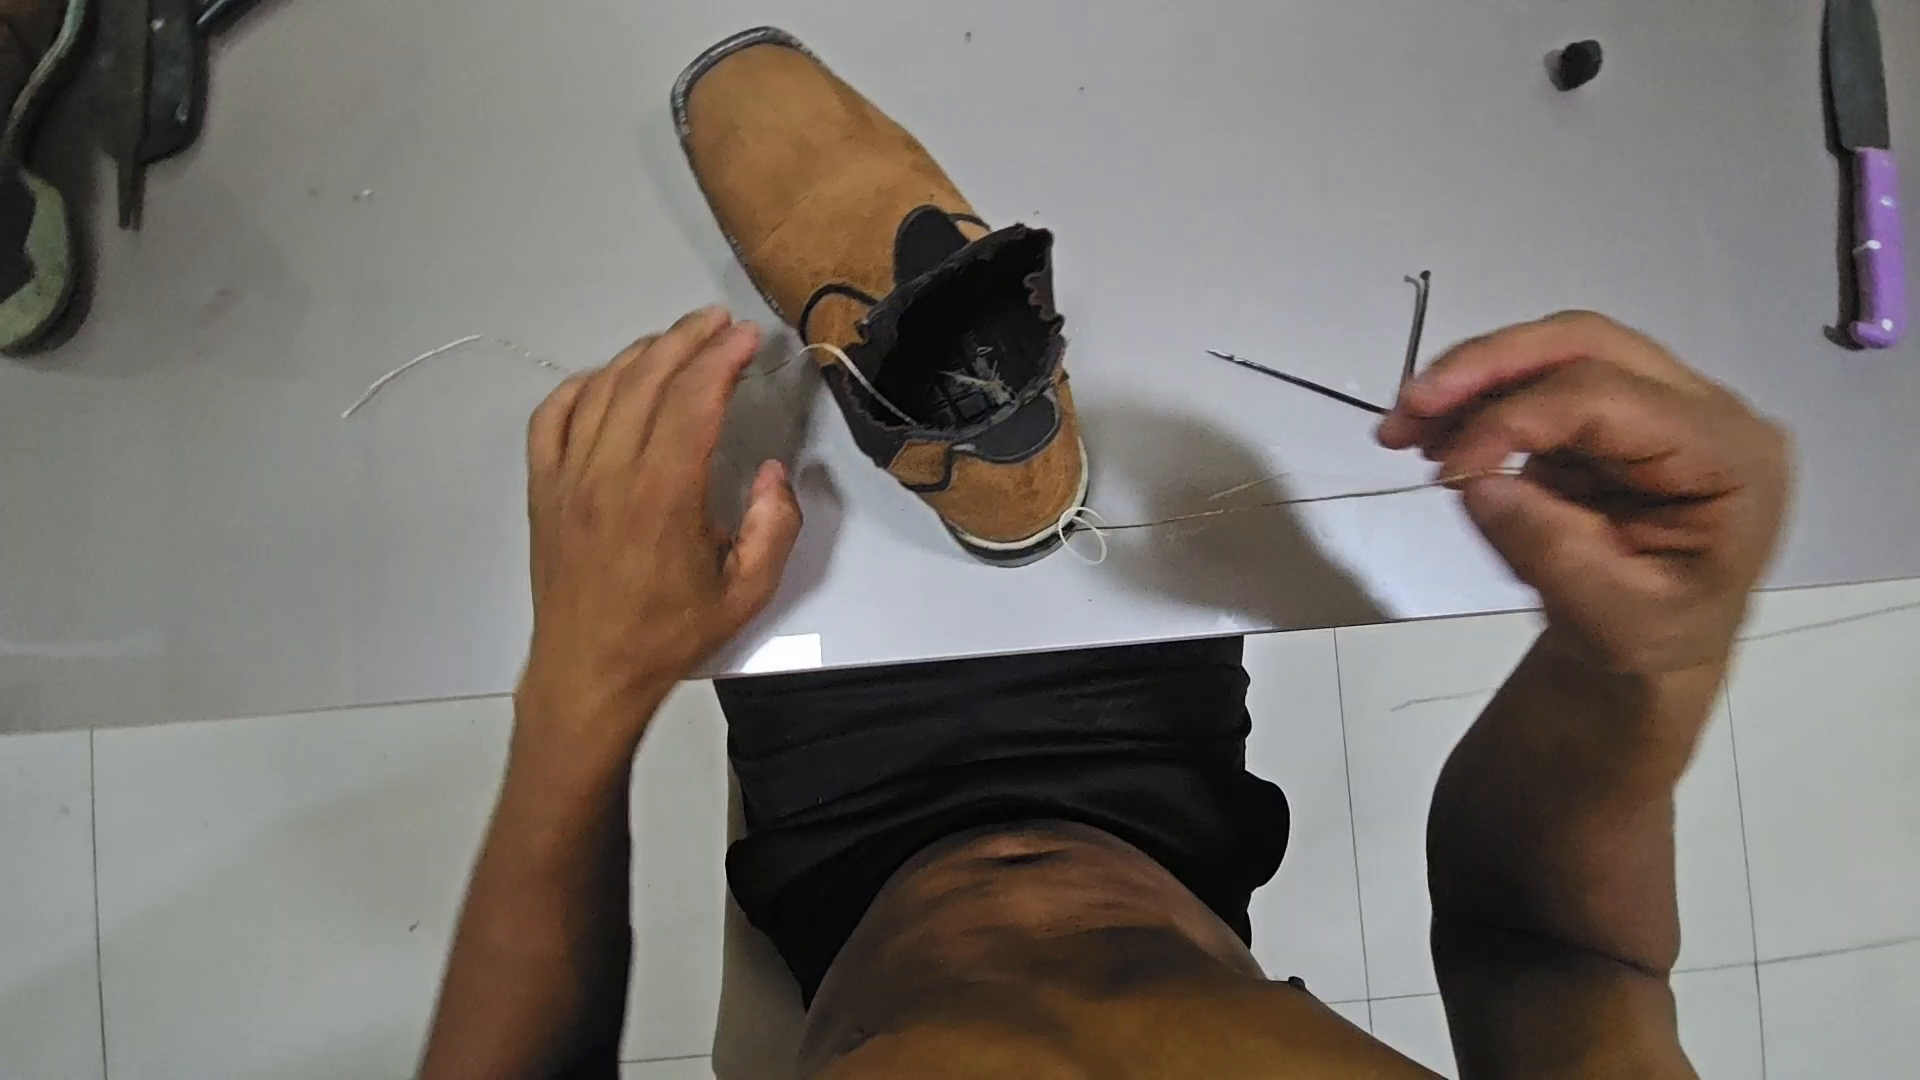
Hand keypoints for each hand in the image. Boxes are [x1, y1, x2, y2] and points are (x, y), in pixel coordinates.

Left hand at [517, 307, 801, 756]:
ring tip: (680, 338)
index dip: (723, 360)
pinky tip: (611, 378)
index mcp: (661, 498)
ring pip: (602, 389)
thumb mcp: (748, 593)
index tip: (748, 338)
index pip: (693, 403)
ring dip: (644, 353)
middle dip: (688, 340)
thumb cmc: (671, 634)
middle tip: (721, 322)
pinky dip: (584, 384)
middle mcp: (608, 475)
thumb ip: (774, 526)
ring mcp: (566, 478)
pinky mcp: (543, 488)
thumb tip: (770, 471)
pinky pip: (554, 416)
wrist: (589, 672)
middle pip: (646, 381)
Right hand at [1378, 311, 1789, 673]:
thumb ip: (1549, 548)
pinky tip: (1427, 437)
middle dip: (1484, 366)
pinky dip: (1468, 404)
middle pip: (1581, 343)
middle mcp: (1696, 410)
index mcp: (1723, 455)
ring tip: (1398, 429)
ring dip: (1464, 381)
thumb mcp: (1608, 613)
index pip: (1602, 397)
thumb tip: (1474, 483)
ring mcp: (1646, 408)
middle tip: (1408, 405)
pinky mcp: (1597, 420)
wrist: (1646, 644)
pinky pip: (1526, 386)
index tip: (1444, 477)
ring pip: (1547, 353)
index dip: (1509, 421)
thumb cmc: (1647, 635)